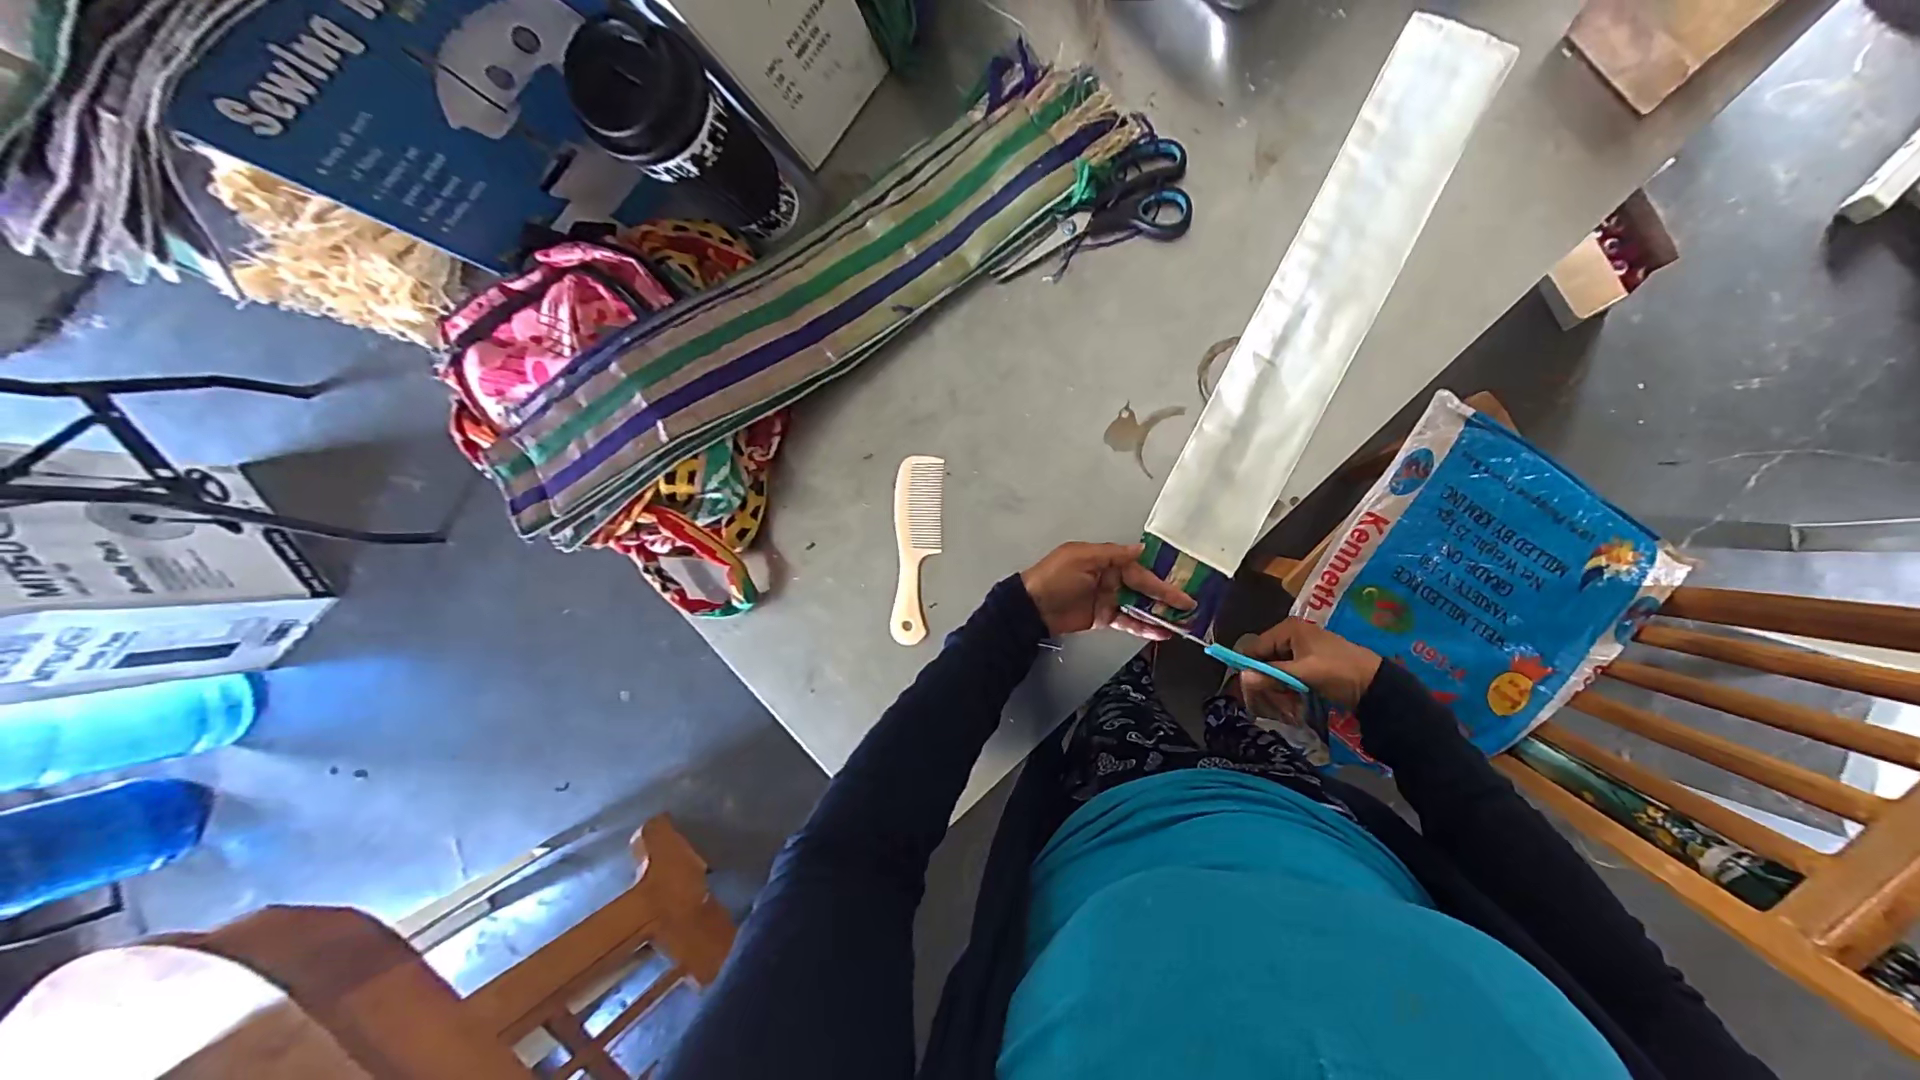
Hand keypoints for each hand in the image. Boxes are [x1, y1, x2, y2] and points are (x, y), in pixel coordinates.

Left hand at [1020, 542, 1195, 639]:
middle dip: (1166, 596)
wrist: (1031, 608)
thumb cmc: (1054, 578)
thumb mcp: (1081, 558)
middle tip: (1190, 606)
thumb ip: (1113, 554)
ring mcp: (1108, 598)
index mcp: (1105, 560)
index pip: (1139, 568)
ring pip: (1139, 605)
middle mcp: (1110, 578)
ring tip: (1182, 622)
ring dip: (1160, 613)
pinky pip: (1128, 621)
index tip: (1180, 585)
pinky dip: (1145, 627)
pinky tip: (1162, 632)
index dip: (1159, 578)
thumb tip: (1140, 549)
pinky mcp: (1104, 618)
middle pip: (1144, 587)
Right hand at [1238, 617, 1381, 709]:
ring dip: (1276, 685)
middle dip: (1265, 678)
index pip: (1254, 647)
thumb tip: (1241, 677)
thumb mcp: (1303, 673)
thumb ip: (1271, 674)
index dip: (1249, 667)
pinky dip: (1287, 685)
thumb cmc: (1338, 672)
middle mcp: (1291, 634)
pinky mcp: (1308, 661)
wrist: (1376, 685)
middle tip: (1271, 698)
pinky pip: (1287, 672)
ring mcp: (1301, 647)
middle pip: (1264, 657)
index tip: (1247, 688)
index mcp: (1288, 629)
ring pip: (1275, 667)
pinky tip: (1292, 698)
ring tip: (1285, 701)